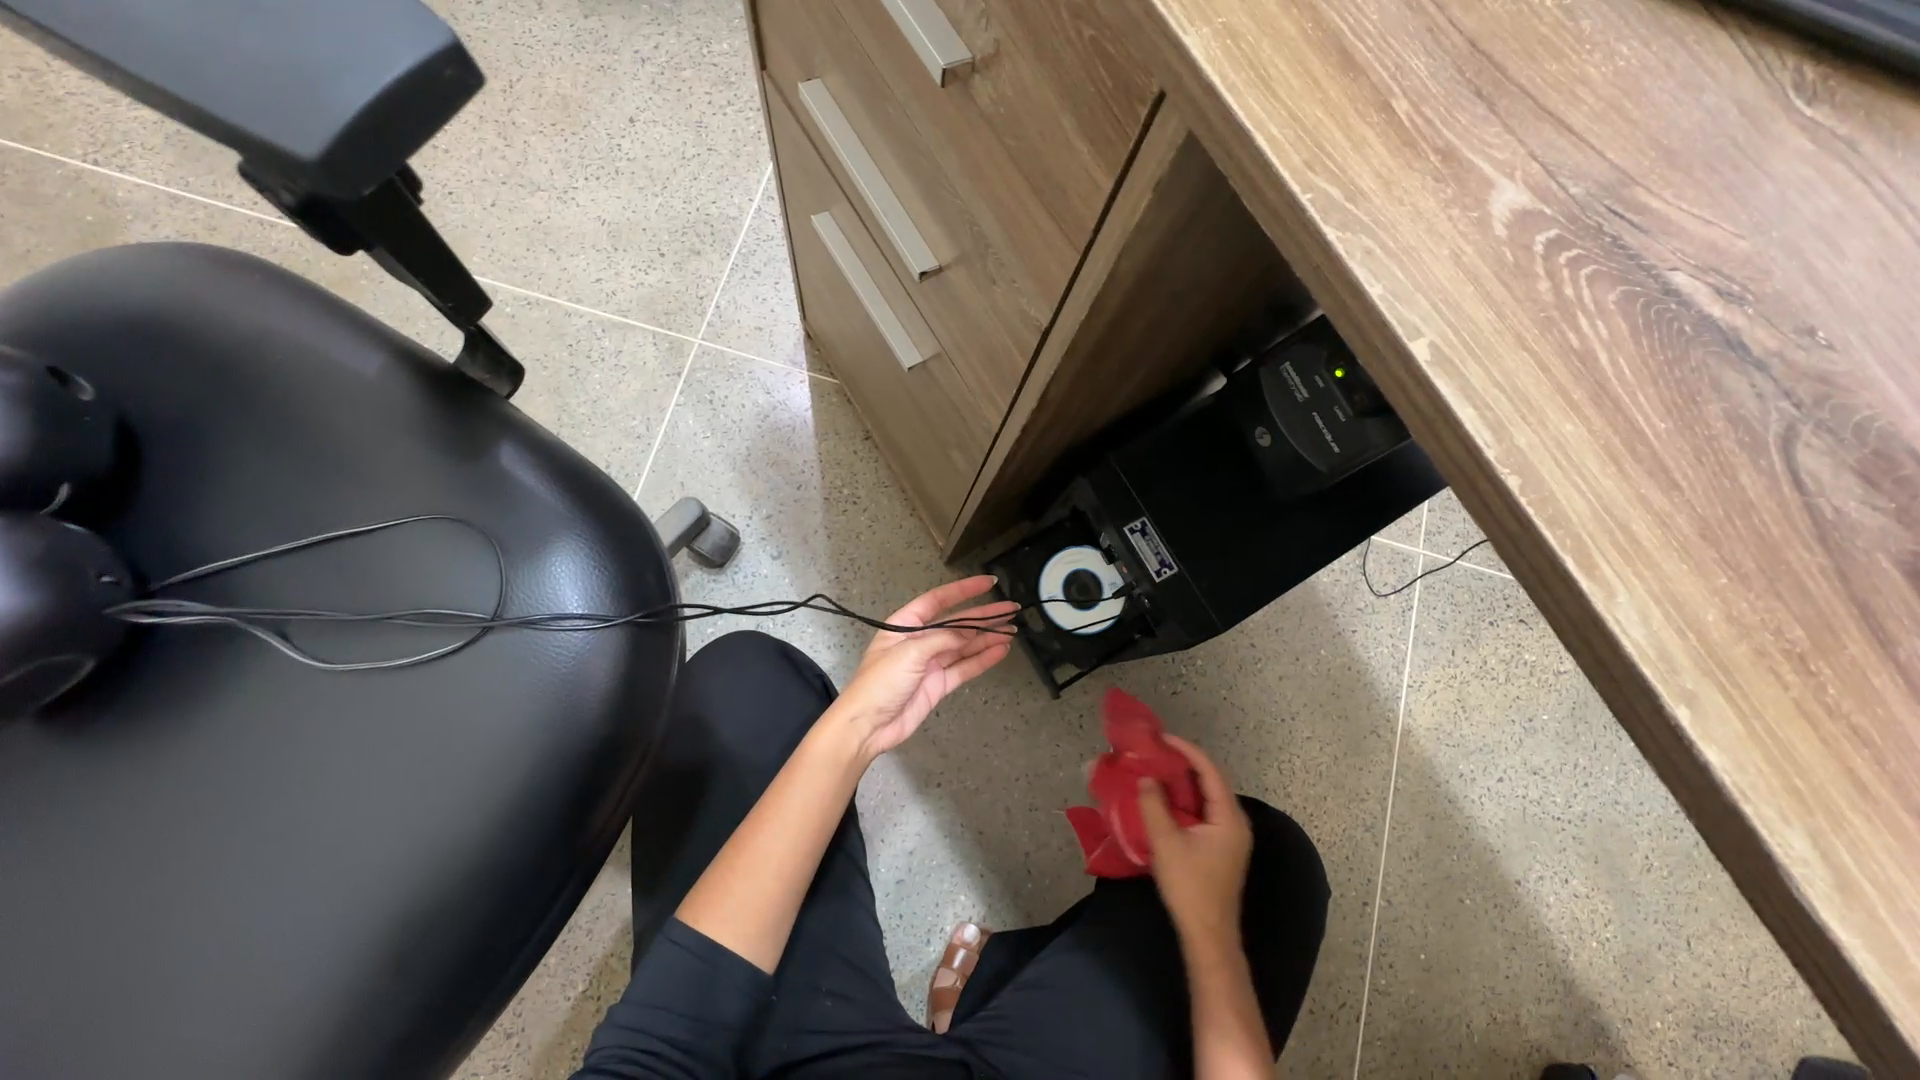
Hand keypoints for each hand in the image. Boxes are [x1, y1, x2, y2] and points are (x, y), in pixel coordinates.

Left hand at [831, 576, 1017, 759]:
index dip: (964, 590)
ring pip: (964, 646)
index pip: (939, 600)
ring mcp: (930, 664)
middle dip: (984, 616)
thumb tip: (968, 634)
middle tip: (1011, 609)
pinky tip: (1000, 650)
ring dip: (988, 638)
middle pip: (957, 624)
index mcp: (905, 625)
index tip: (989, 583)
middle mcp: (920, 641)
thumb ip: (942, 640)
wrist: (867, 726)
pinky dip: (983, 659)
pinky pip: (964, 668)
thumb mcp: (909, 653)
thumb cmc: (879, 683)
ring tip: (1012, 630)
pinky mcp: (938, 685)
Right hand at [1138, 735, 1253, 946]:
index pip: (1210, 771)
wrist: (1207, 934)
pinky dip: (1185, 800)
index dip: (1187, 750)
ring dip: (1183, 782)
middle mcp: (1235, 822)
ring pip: (1206, 797)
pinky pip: (1203, 812)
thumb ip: (1154, 806)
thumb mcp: (1166, 843)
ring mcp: (1229, 836)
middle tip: (1155, 751)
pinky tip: (1164, 799)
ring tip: (1156, 769)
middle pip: (1211, 781)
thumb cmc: (1190, 887)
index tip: (1162, 738)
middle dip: (1184, 763)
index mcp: (1229, 817)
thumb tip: (1146, 777)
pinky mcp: (1219, 848)